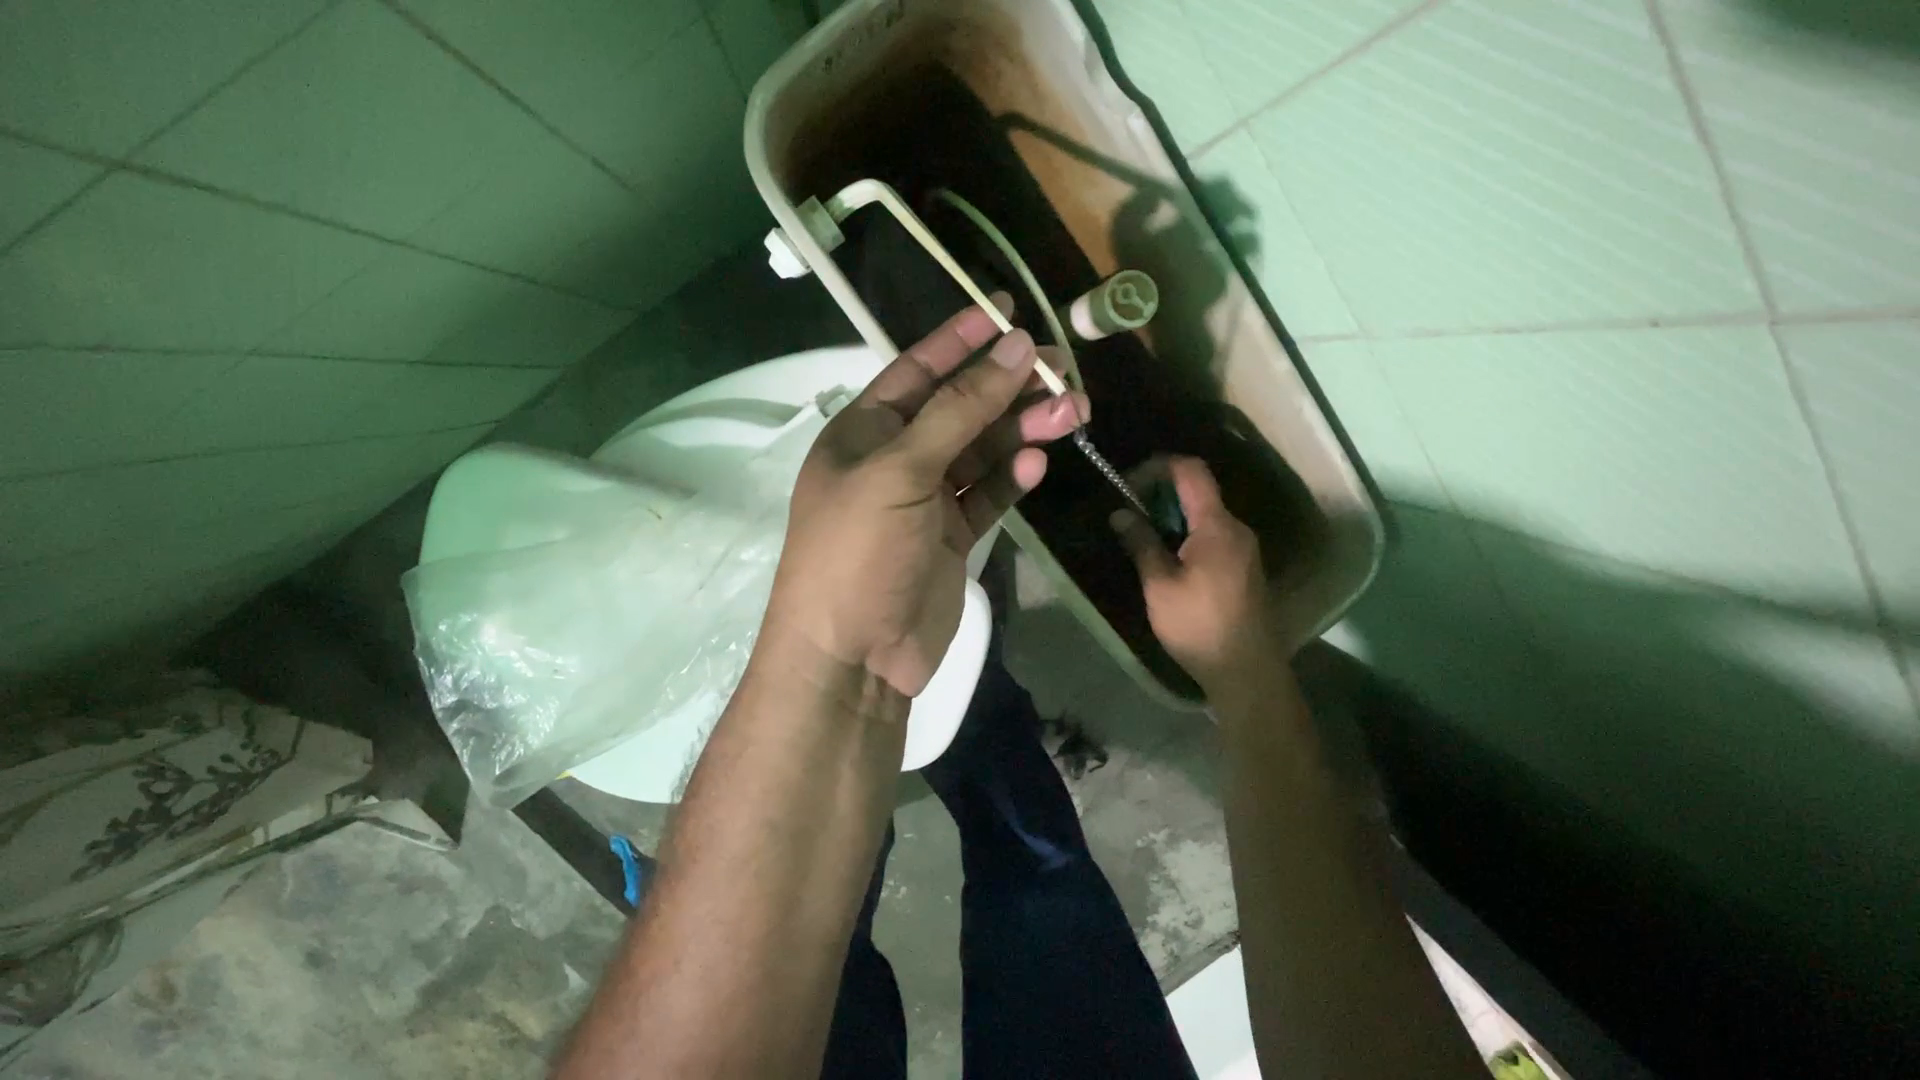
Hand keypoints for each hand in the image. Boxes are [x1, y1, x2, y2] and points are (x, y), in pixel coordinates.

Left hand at [765, 298, 1086, 696]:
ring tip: (1071, 412)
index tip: (1006, 311)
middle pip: (959, 409)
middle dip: (1007, 388)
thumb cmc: (860, 550)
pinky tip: (1038, 463)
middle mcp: (893, 459)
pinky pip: (986, 495)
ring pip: (981, 451)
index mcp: (863, 432)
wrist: (853, 656)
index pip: (918, 371)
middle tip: (1063, 372)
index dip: (960, 340)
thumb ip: (960, 410)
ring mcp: (923, 501)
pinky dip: (1012, 477)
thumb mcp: (902, 470)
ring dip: (1022, 430)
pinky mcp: (949, 538)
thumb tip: (1014, 348)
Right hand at [1109, 456, 1280, 691]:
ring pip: (1206, 516)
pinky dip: (1188, 536)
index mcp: (1217, 526)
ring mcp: (1245, 549)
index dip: (1158, 466)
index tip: (1128, 483)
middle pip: (1199, 492)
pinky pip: (1214, 537)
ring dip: (1173, 518)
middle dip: (1160, 494)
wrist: (1246, 671)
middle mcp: (1237, 529)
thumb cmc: (1199, 626)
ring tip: (1142, 538)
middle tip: (1128, 514)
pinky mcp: (1245, 569)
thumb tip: (1120, 513)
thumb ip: (1141, 543)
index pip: (1191, 471)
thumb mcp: (1160, 586)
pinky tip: (1167, 560)